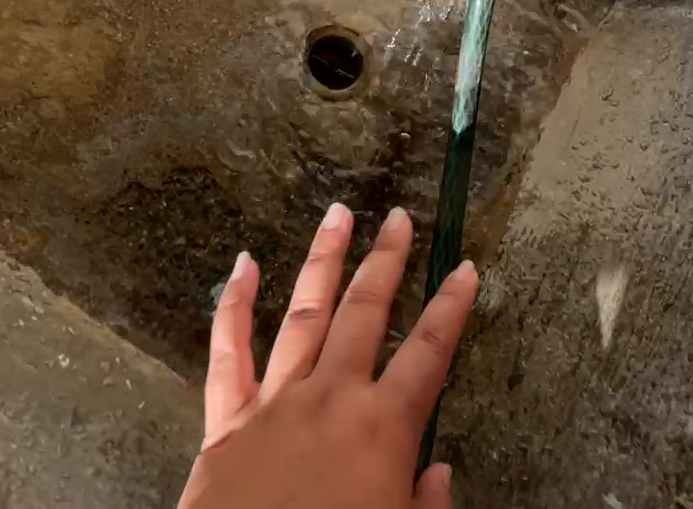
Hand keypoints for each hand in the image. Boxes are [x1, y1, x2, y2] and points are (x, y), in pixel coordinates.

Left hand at [177, 204, 480, 508]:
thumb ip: (427, 506)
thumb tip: (439, 470)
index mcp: (381, 429)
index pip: (429, 353)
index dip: (451, 308)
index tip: (465, 268)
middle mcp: (332, 397)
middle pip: (366, 312)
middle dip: (386, 260)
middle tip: (397, 217)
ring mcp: (277, 401)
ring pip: (306, 312)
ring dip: (324, 259)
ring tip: (338, 213)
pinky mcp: (227, 419)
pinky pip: (228, 352)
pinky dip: (233, 304)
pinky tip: (241, 263)